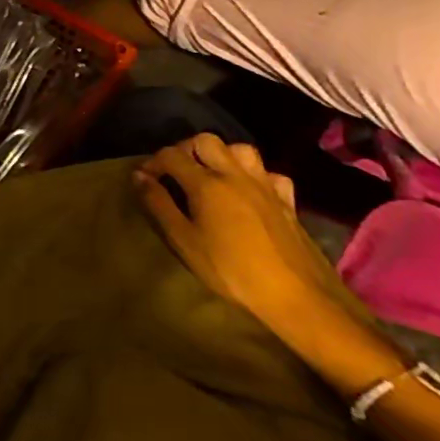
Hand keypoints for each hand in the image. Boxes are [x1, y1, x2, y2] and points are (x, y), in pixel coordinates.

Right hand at [134, 134, 346, 337]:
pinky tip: (249, 192)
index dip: (153, 163)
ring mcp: (266, 188)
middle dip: (185, 149)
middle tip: (177, 172)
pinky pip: (271, 174)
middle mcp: (236, 176)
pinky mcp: (288, 203)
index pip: (171, 154)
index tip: (147, 181)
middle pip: (206, 141)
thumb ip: (158, 204)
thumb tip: (139, 176)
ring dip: (222, 156)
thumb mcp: (183, 240)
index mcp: (207, 184)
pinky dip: (256, 175)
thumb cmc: (232, 270)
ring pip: (241, 150)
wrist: (300, 299)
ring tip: (212, 176)